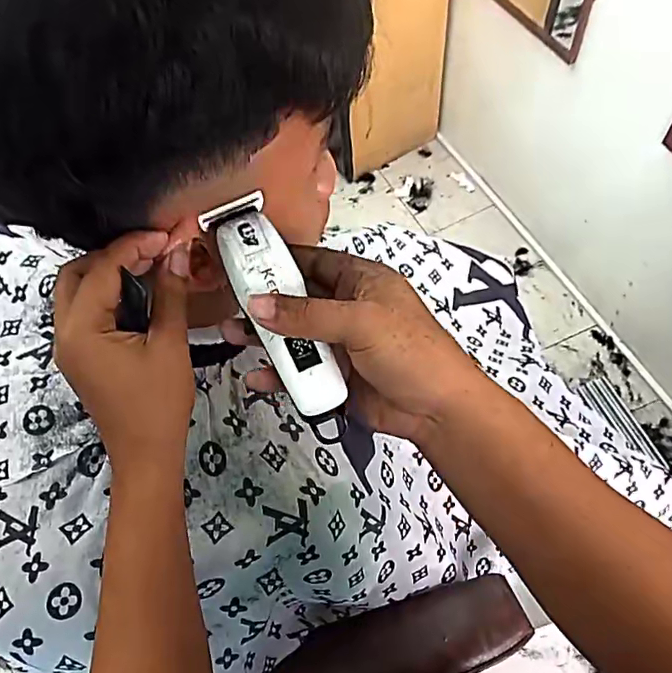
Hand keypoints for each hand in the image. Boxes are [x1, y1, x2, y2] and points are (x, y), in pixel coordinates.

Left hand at [52, 231, 194, 475]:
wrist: (146, 455)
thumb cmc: (158, 408)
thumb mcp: (169, 347)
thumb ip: (170, 295)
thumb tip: (175, 254)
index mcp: (81, 329)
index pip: (102, 269)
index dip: (135, 246)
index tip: (166, 235)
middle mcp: (64, 334)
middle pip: (77, 273)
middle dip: (114, 256)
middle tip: (153, 251)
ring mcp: (68, 348)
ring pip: (77, 292)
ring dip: (108, 275)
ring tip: (149, 269)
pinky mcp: (79, 358)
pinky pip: (84, 314)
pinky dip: (107, 298)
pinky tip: (138, 296)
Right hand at [232, 246, 485, 442]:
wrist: (436, 411)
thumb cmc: (421, 356)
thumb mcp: (360, 322)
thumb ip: (308, 314)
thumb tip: (265, 305)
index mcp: (361, 282)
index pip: (311, 261)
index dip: (279, 261)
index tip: (246, 262)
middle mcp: (348, 312)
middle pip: (296, 302)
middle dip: (265, 305)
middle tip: (235, 304)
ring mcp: (341, 346)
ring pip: (294, 341)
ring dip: (267, 342)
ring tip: (237, 337)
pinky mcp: (336, 378)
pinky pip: (300, 374)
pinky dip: (280, 376)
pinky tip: (261, 376)